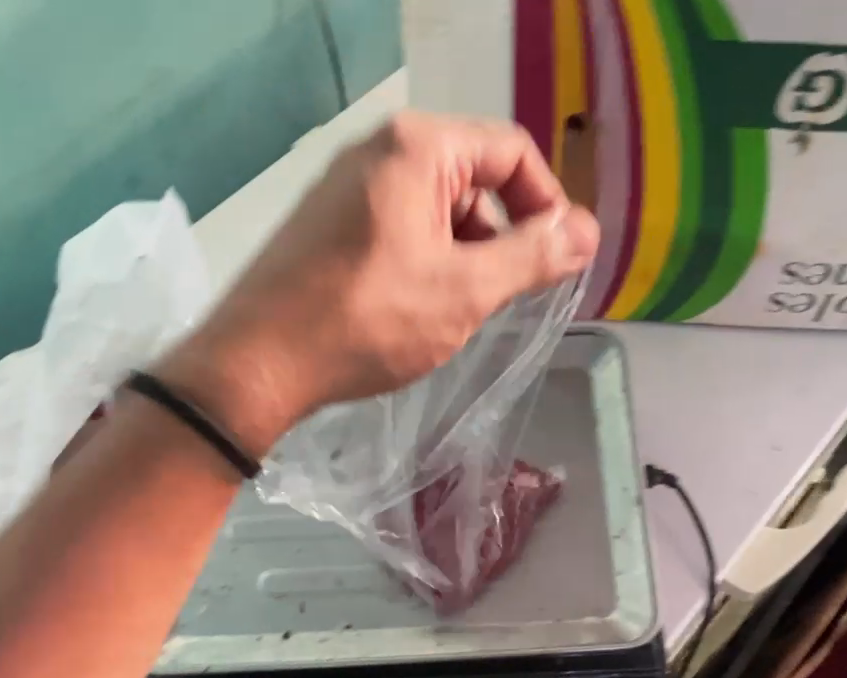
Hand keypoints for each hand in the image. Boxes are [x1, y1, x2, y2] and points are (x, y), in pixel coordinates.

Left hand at [160, 111, 598, 455]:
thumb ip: (533, 257)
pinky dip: (427, 261)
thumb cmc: (367, 322)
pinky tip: (417, 310)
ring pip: (439, 209)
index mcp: (418, 147)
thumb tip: (588, 232)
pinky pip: (402, 227)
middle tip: (502, 298)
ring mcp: (348, 184)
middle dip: (501, 237)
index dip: (547, 204)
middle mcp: (380, 149)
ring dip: (464, 256)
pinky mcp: (330, 221)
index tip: (558, 262)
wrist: (258, 362)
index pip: (512, 152)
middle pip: (475, 179)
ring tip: (454, 312)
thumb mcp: (465, 291)